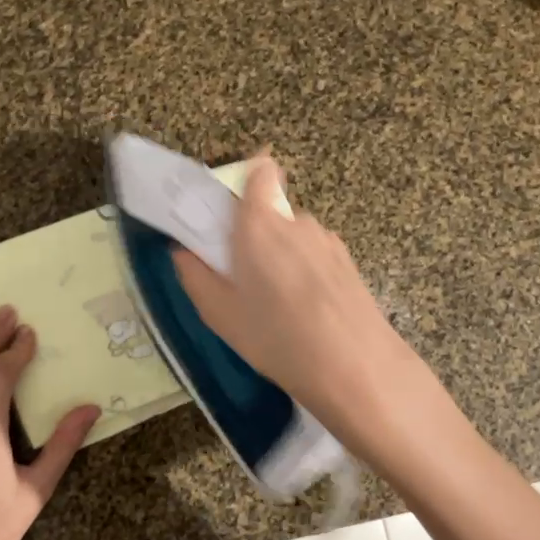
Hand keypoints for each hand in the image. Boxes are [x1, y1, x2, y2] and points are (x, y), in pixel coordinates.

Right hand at [172, 157, 448, 460]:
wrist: (357, 368)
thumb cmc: (277, 337)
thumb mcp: (220, 314)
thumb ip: (195, 275)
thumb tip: (182, 251)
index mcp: (259, 223)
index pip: (259, 171)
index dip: (246, 180)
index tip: (229, 212)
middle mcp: (296, 221)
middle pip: (271, 212)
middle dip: (255, 236)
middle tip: (242, 278)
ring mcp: (327, 241)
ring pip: (294, 238)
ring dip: (282, 259)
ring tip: (276, 306)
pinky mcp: (348, 264)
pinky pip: (315, 258)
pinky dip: (305, 276)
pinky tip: (305, 315)